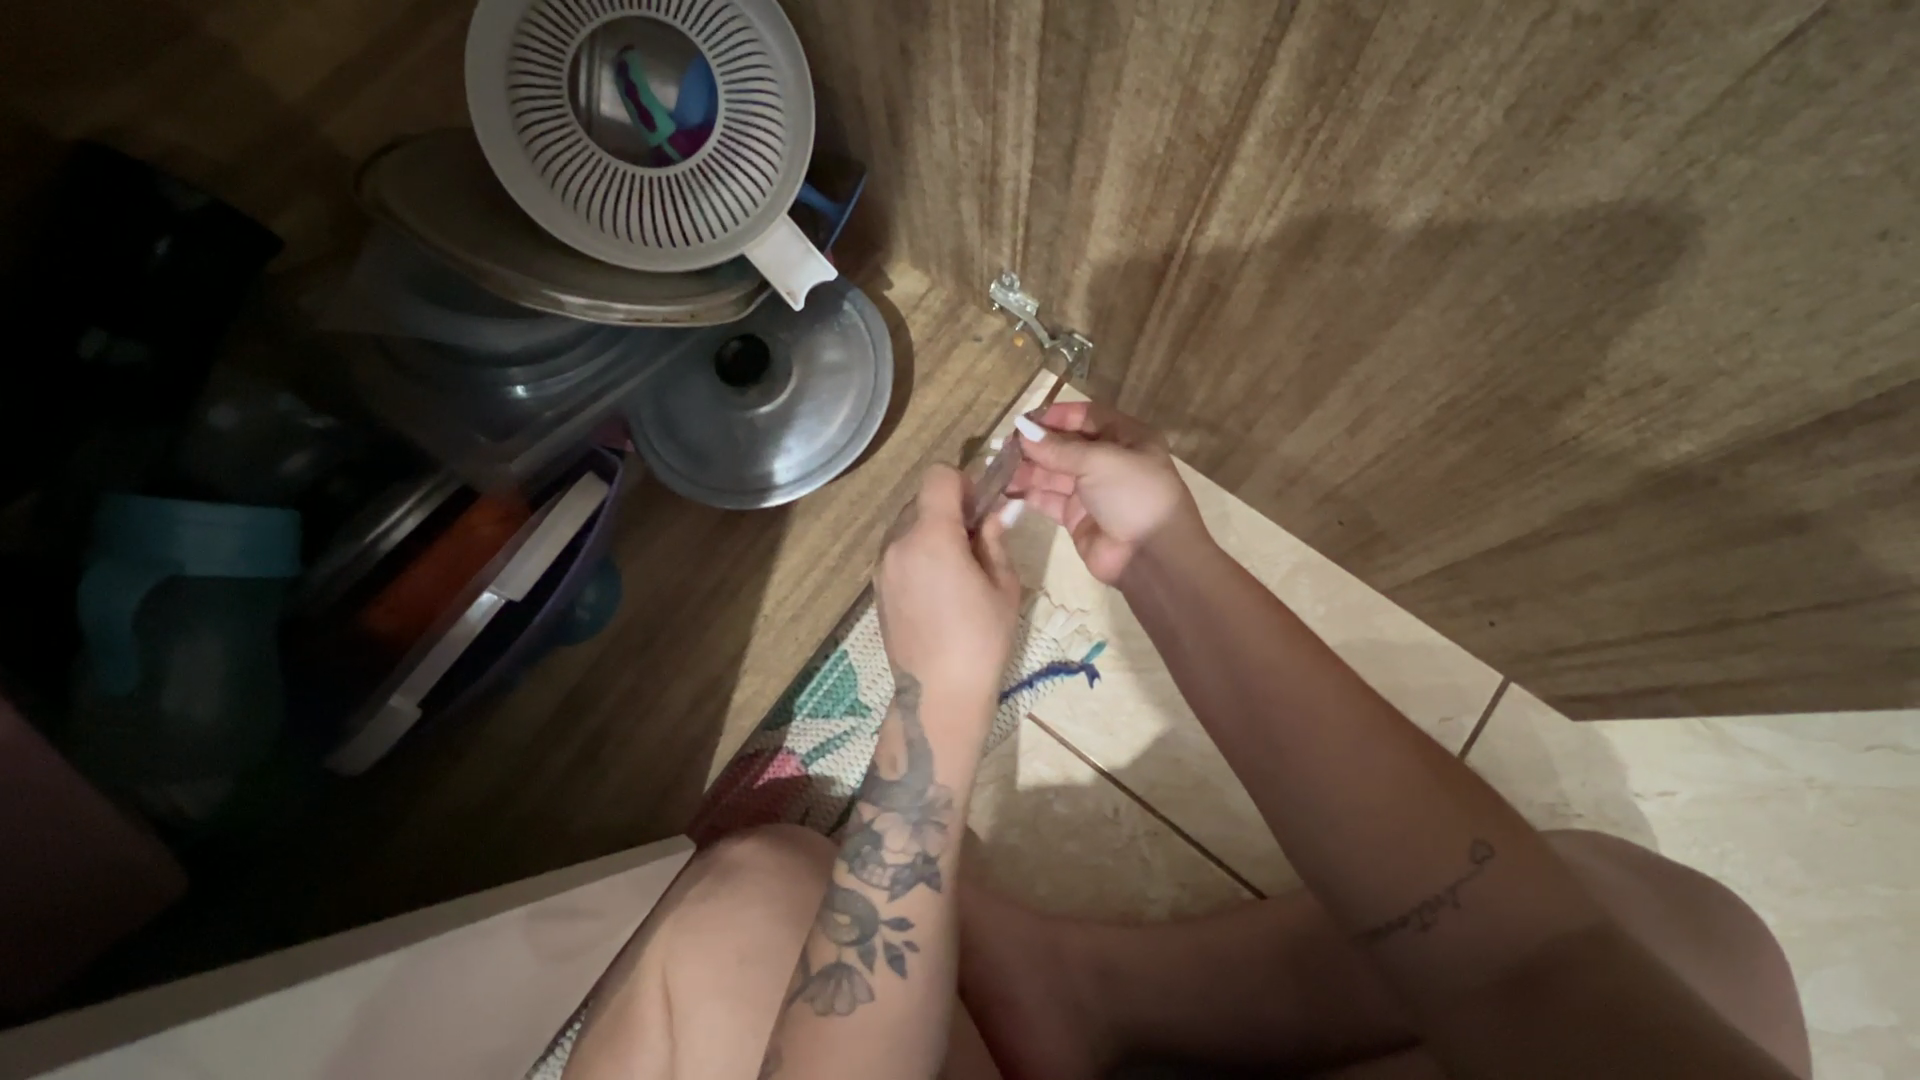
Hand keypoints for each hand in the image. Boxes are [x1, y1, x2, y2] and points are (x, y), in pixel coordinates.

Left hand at [875, 465, 1022, 703]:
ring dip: (931, 530)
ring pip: (907, 524)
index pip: (938, 476)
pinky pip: (898, 550)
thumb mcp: (1003, 585)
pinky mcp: (876, 586)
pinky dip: (917, 552)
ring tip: (957, 568)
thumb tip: (997, 512)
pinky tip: (939, 587)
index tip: (981, 509)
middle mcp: (897, 543)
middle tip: (975, 540)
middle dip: (949, 508)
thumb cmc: (982, 639)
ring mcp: (882, 565)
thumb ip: (995, 539)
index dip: (963, 482)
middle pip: (921, 499)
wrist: (939, 693)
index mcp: (931, 537)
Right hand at [1011, 401, 1205, 585]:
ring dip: (1028, 469)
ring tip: (999, 468)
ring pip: (1054, 473)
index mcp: (1127, 438)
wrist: (1150, 555)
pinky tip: (1007, 489)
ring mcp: (1093, 490)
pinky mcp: (1078, 517)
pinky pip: (1049, 499)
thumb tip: (1022, 430)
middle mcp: (1110, 460)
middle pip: (1066, 445)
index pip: (1086, 416)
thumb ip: (1058, 447)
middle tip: (1003, 446)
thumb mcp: (1099, 461)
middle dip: (1036, 445)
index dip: (1056, 416)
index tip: (1024, 421)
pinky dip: (1030, 494)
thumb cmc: (1133, 494)